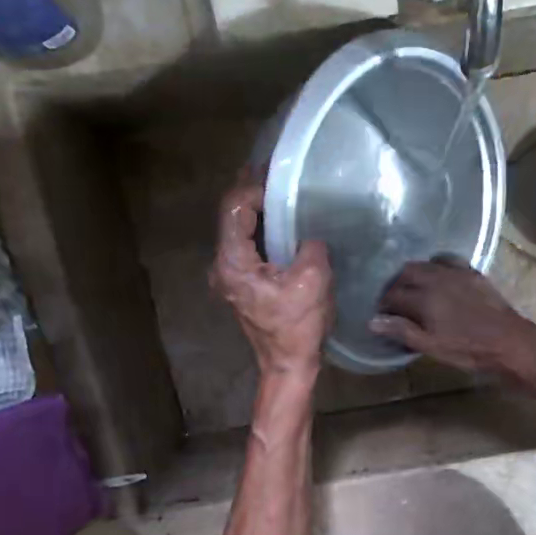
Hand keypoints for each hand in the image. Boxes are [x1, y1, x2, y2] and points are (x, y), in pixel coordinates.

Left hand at [210, 171, 332, 377]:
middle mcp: (222, 265)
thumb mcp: (313, 280)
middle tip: (276, 170)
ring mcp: (228, 275)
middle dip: (252, 190)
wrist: (287, 365)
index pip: (234, 208)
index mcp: (232, 262)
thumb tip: (310, 232)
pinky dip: (260, 227)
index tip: (281, 178)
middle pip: (231, 215)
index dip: (255, 186)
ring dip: (256, 208)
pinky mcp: (240, 282)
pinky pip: (246, 244)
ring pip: (237, 229)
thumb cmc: (298, 326)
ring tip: (278, 187)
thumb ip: (311, 245)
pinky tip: (278, 218)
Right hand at [371, 257, 535, 380]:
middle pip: (406, 273)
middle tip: (392, 300)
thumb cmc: (468, 350)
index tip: (380, 314)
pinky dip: (436, 264)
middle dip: (395, 284)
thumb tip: (372, 321)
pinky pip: (449, 260)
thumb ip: (402, 331)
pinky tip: (438, 275)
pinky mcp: (473, 273)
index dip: (383, 304)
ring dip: (413, 273)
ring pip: (425, 264)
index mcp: (423, 298)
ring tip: (412, 288)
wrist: (510, 342)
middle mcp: (436, 279)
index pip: (393, 295)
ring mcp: (456, 273)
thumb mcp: (431, 346)